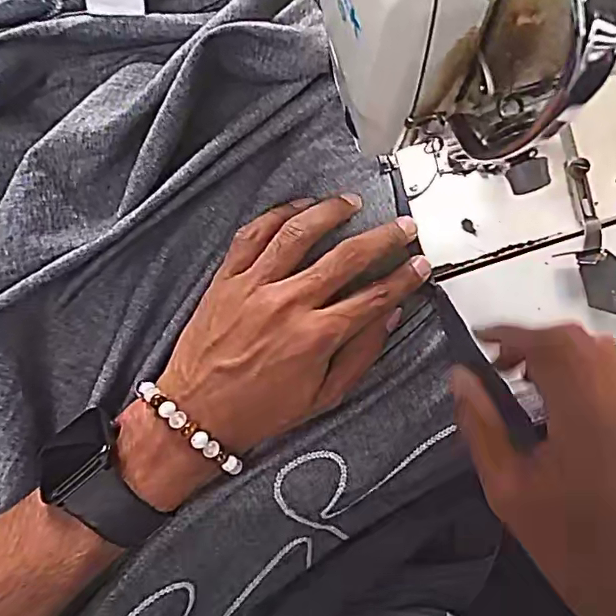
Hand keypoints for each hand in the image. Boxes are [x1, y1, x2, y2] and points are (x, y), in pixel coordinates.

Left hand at [145, 193, 429, 469]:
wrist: (197, 413)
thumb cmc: (258, 409)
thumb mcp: (323, 395)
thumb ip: (360, 354)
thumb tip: (389, 318)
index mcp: (315, 337)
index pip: (374, 296)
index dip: (404, 277)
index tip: (418, 265)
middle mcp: (287, 304)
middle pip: (347, 256)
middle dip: (384, 237)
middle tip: (402, 227)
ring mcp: (254, 287)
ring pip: (299, 232)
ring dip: (331, 211)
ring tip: (351, 202)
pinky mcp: (227, 279)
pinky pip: (253, 234)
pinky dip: (278, 214)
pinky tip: (298, 207)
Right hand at [450, 324, 615, 615]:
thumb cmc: (566, 546)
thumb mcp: (506, 488)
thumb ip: (481, 425)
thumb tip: (461, 380)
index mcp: (585, 421)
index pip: (551, 346)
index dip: (512, 333)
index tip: (484, 338)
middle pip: (579, 339)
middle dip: (534, 338)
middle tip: (501, 361)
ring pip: (602, 350)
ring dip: (560, 351)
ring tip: (526, 377)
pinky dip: (583, 367)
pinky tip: (557, 397)